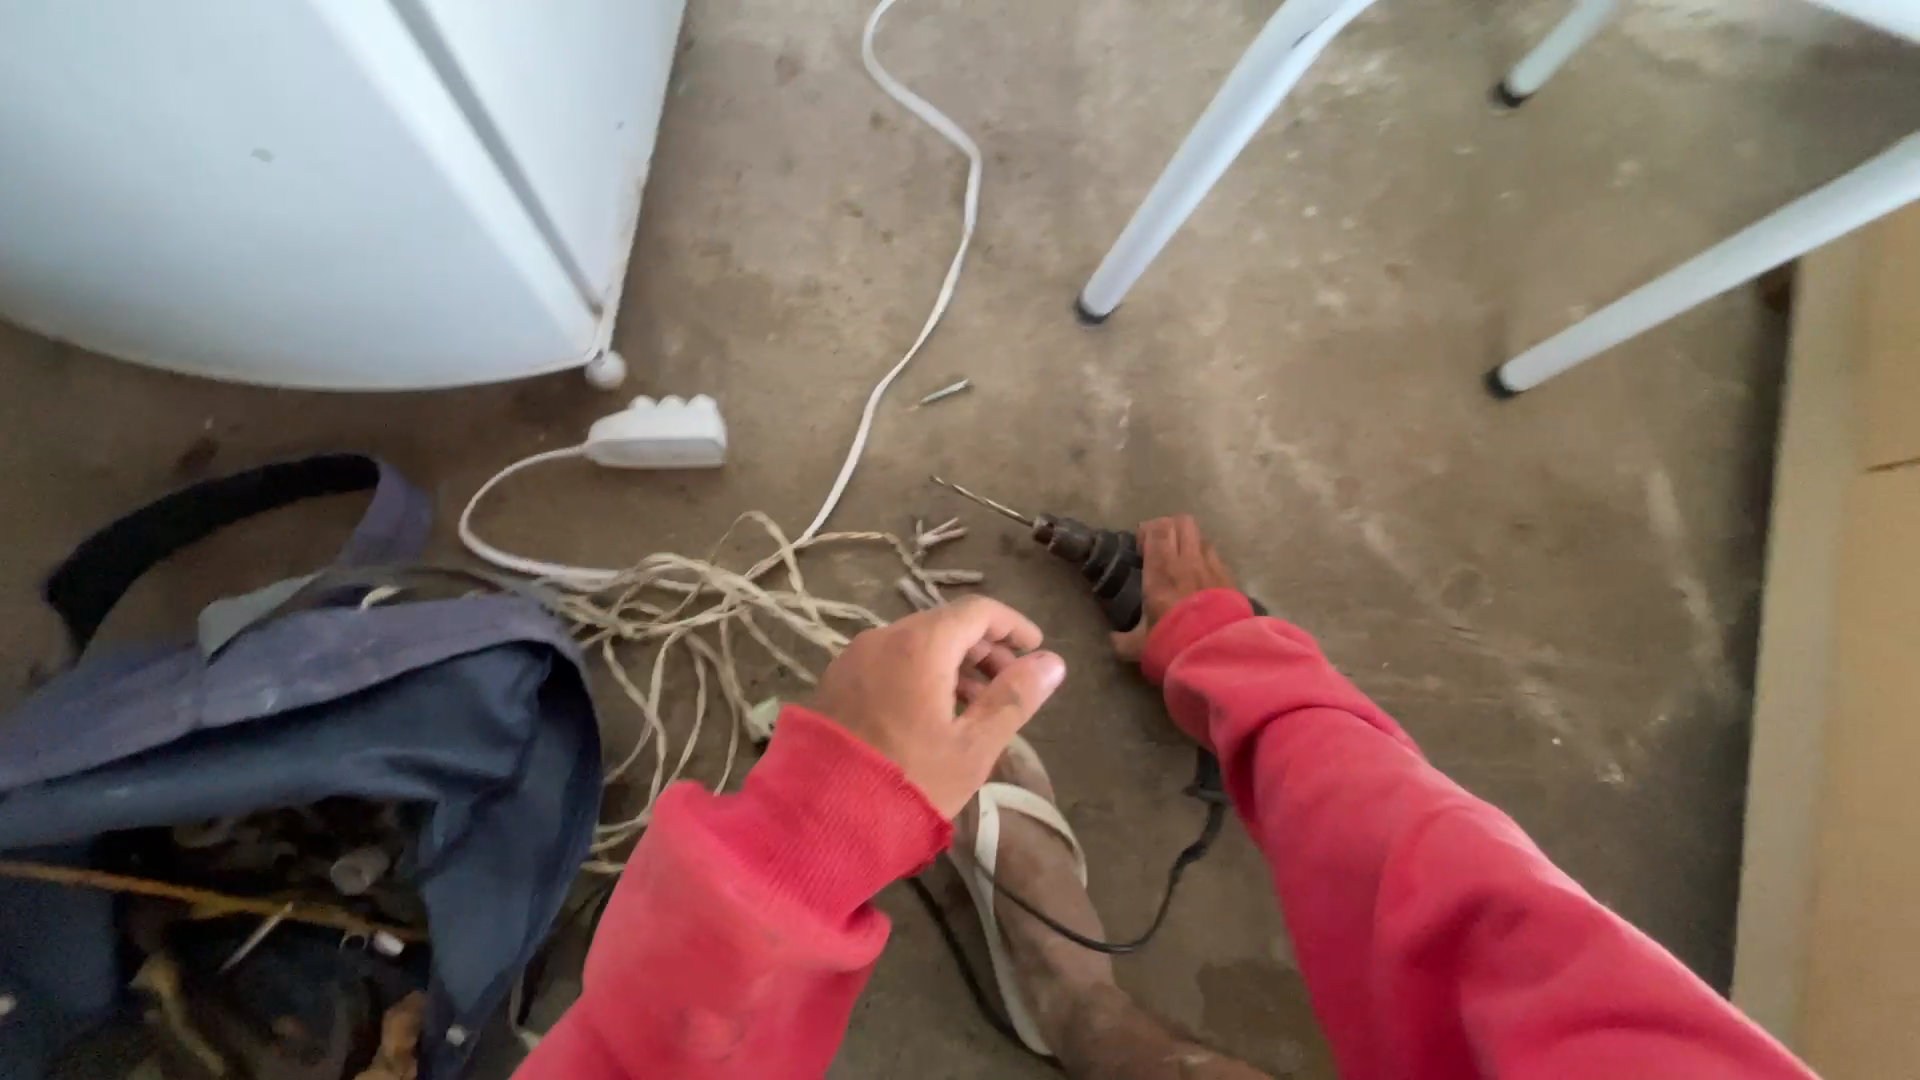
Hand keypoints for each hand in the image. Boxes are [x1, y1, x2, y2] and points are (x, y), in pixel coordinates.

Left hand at [811, 595, 1067, 817]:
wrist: (819, 821)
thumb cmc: (909, 782)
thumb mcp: (973, 746)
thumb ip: (1014, 698)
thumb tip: (1052, 661)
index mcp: (920, 645)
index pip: (978, 611)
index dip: (1013, 626)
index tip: (1036, 649)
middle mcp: (883, 637)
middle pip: (945, 624)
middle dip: (985, 647)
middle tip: (1011, 683)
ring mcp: (853, 658)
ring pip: (916, 643)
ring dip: (953, 662)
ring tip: (976, 703)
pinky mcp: (835, 681)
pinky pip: (889, 661)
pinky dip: (921, 672)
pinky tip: (932, 711)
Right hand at [1111, 515, 1236, 661]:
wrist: (1217, 653)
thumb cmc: (1172, 642)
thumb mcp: (1139, 646)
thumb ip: (1122, 641)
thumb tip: (1112, 640)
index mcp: (1161, 570)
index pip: (1157, 529)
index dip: (1148, 530)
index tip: (1141, 547)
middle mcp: (1187, 561)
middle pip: (1182, 522)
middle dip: (1170, 528)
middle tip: (1160, 548)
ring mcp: (1212, 567)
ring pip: (1201, 536)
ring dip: (1190, 543)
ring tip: (1182, 563)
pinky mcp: (1230, 578)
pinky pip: (1216, 557)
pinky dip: (1206, 561)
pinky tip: (1201, 580)